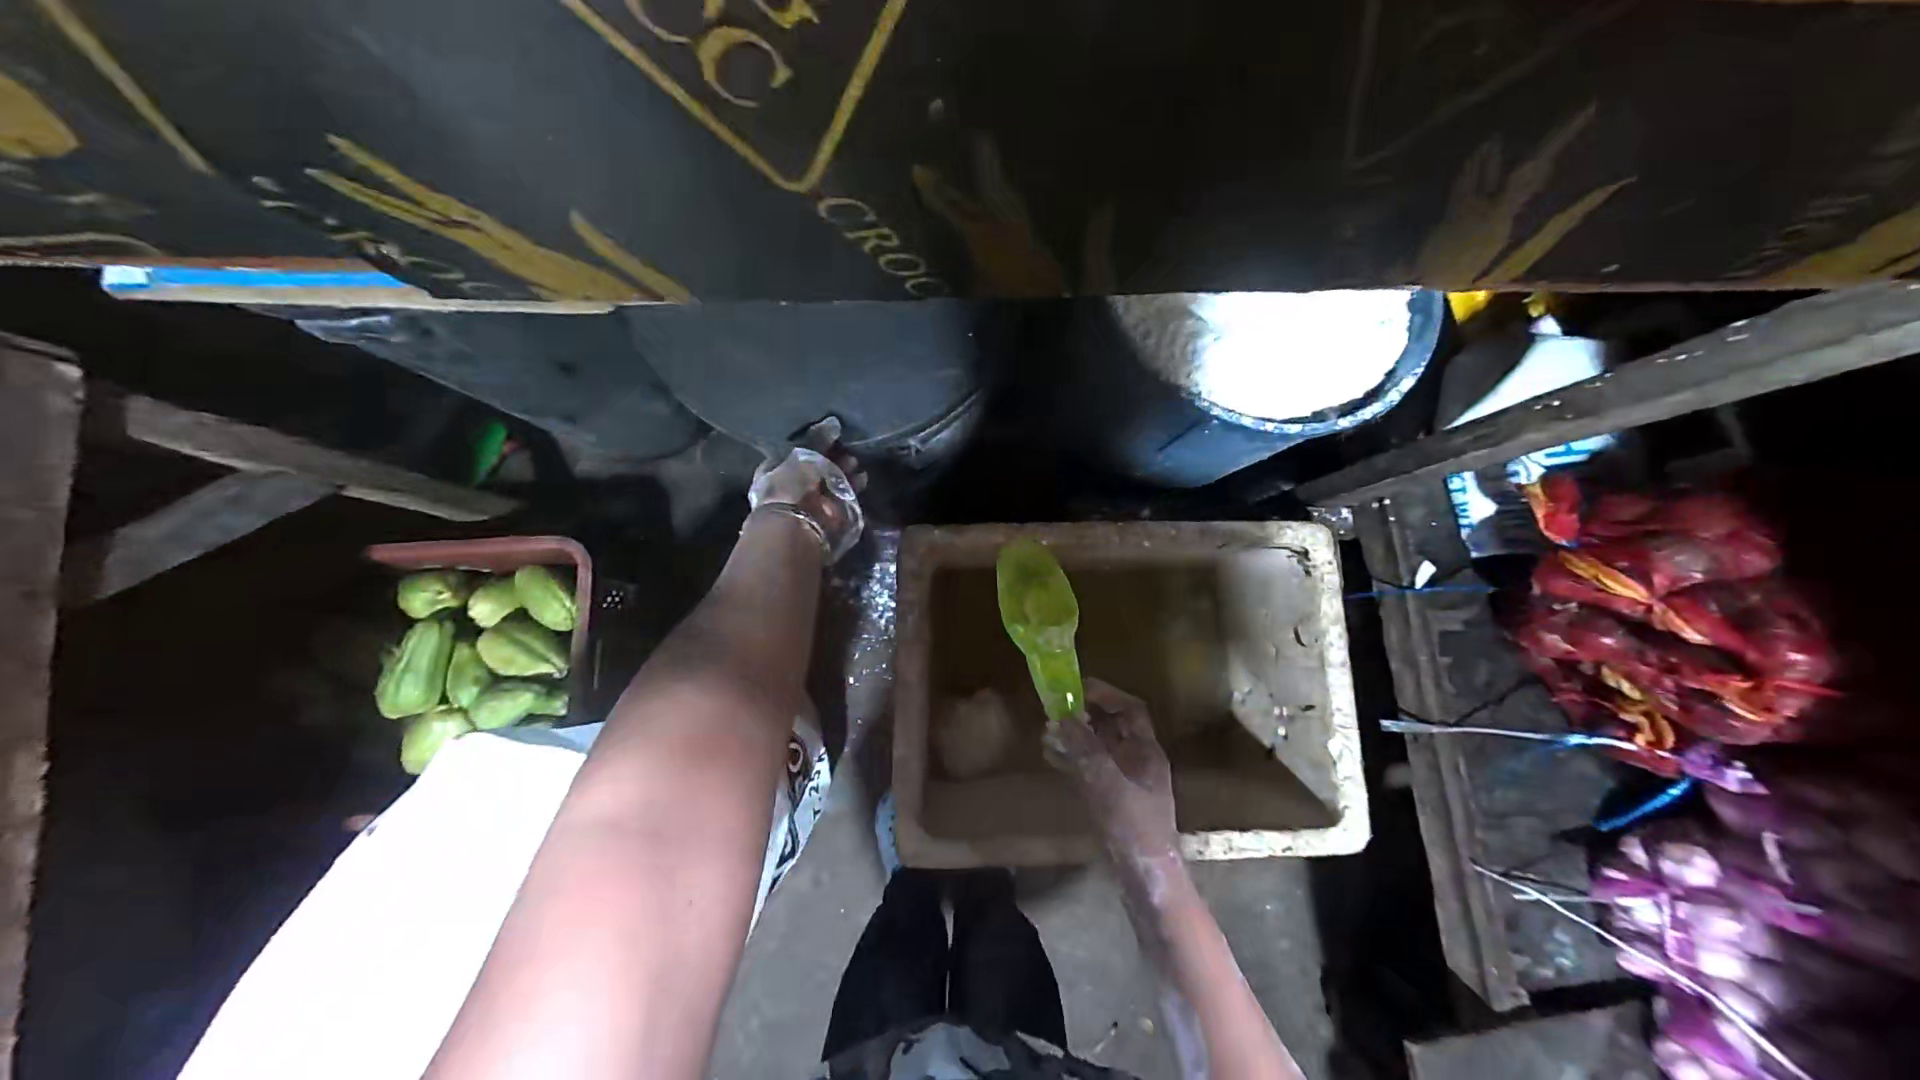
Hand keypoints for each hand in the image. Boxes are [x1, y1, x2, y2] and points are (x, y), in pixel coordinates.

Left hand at [748, 418, 865, 561]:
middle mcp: (794, 487)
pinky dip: (855, 486)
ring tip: (855, 463)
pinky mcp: (832, 514)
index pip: (798, 452)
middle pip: (818, 467)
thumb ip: (818, 438)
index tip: (831, 435)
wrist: (800, 525)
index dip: (814, 443)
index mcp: (777, 471)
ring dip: (845, 471)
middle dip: (834, 458)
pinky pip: (846, 495)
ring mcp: (814, 502)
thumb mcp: (802, 454)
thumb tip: (833, 422)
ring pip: (834, 481)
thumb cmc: (791, 485)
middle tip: (846, 449)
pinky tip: (862, 478)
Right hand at [1047, 678, 1179, 864]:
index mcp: (1146, 753)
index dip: (1107, 695)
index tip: (1077, 688)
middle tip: (1055, 709)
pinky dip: (1072, 759)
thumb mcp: (1108, 785)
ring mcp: (1124, 782)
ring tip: (1047, 731)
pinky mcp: (1111, 801)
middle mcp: (1137, 762)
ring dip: (1075, 736)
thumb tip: (1065, 716)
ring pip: (1099, 748)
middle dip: (1085, 715)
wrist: (1146, 882)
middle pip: (1112, 726)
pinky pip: (1090, 769)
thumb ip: (1086, 750)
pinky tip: (1051, 756)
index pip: (1131, 710)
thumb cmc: (1135, 829)